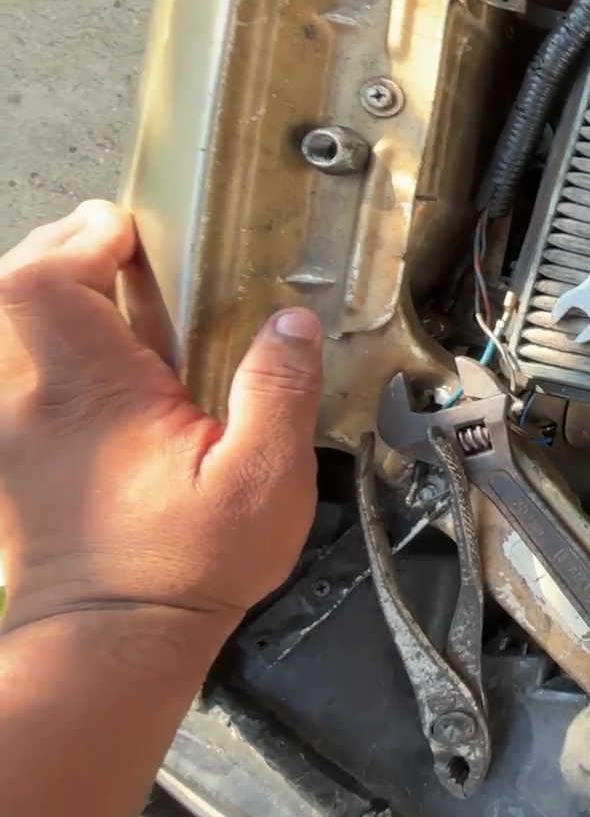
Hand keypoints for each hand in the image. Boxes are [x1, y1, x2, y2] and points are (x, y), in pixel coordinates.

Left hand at [0, 201, 322, 632]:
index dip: (79, 243)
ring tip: (105, 269)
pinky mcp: (16, 457)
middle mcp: (30, 406)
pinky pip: (14, 373)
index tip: (128, 225)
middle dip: (53, 251)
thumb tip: (292, 322)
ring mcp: (11, 433)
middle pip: (5, 300)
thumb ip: (276, 391)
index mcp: (92, 398)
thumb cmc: (195, 554)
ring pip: (2, 335)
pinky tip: (95, 338)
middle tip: (114, 233)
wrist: (117, 633)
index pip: (42, 291)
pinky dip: (43, 334)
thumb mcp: (266, 472)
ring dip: (45, 289)